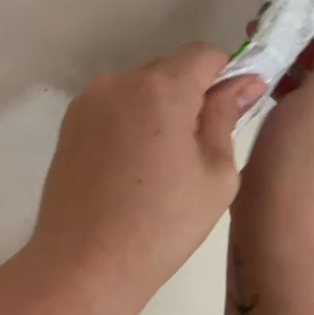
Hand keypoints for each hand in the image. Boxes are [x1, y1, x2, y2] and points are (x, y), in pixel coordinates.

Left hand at [27, 44, 267, 296]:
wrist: (85, 260)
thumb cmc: (163, 223)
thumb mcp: (215, 172)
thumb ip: (227, 116)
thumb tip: (245, 80)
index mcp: (159, 88)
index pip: (203, 54)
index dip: (225, 75)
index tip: (234, 109)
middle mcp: (117, 81)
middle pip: (167, 68)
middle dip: (190, 92)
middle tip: (200, 146)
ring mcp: (87, 101)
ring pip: (138, 87)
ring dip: (158, 107)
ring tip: (163, 162)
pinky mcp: (69, 123)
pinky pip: (112, 106)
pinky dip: (130, 121)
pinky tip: (133, 165)